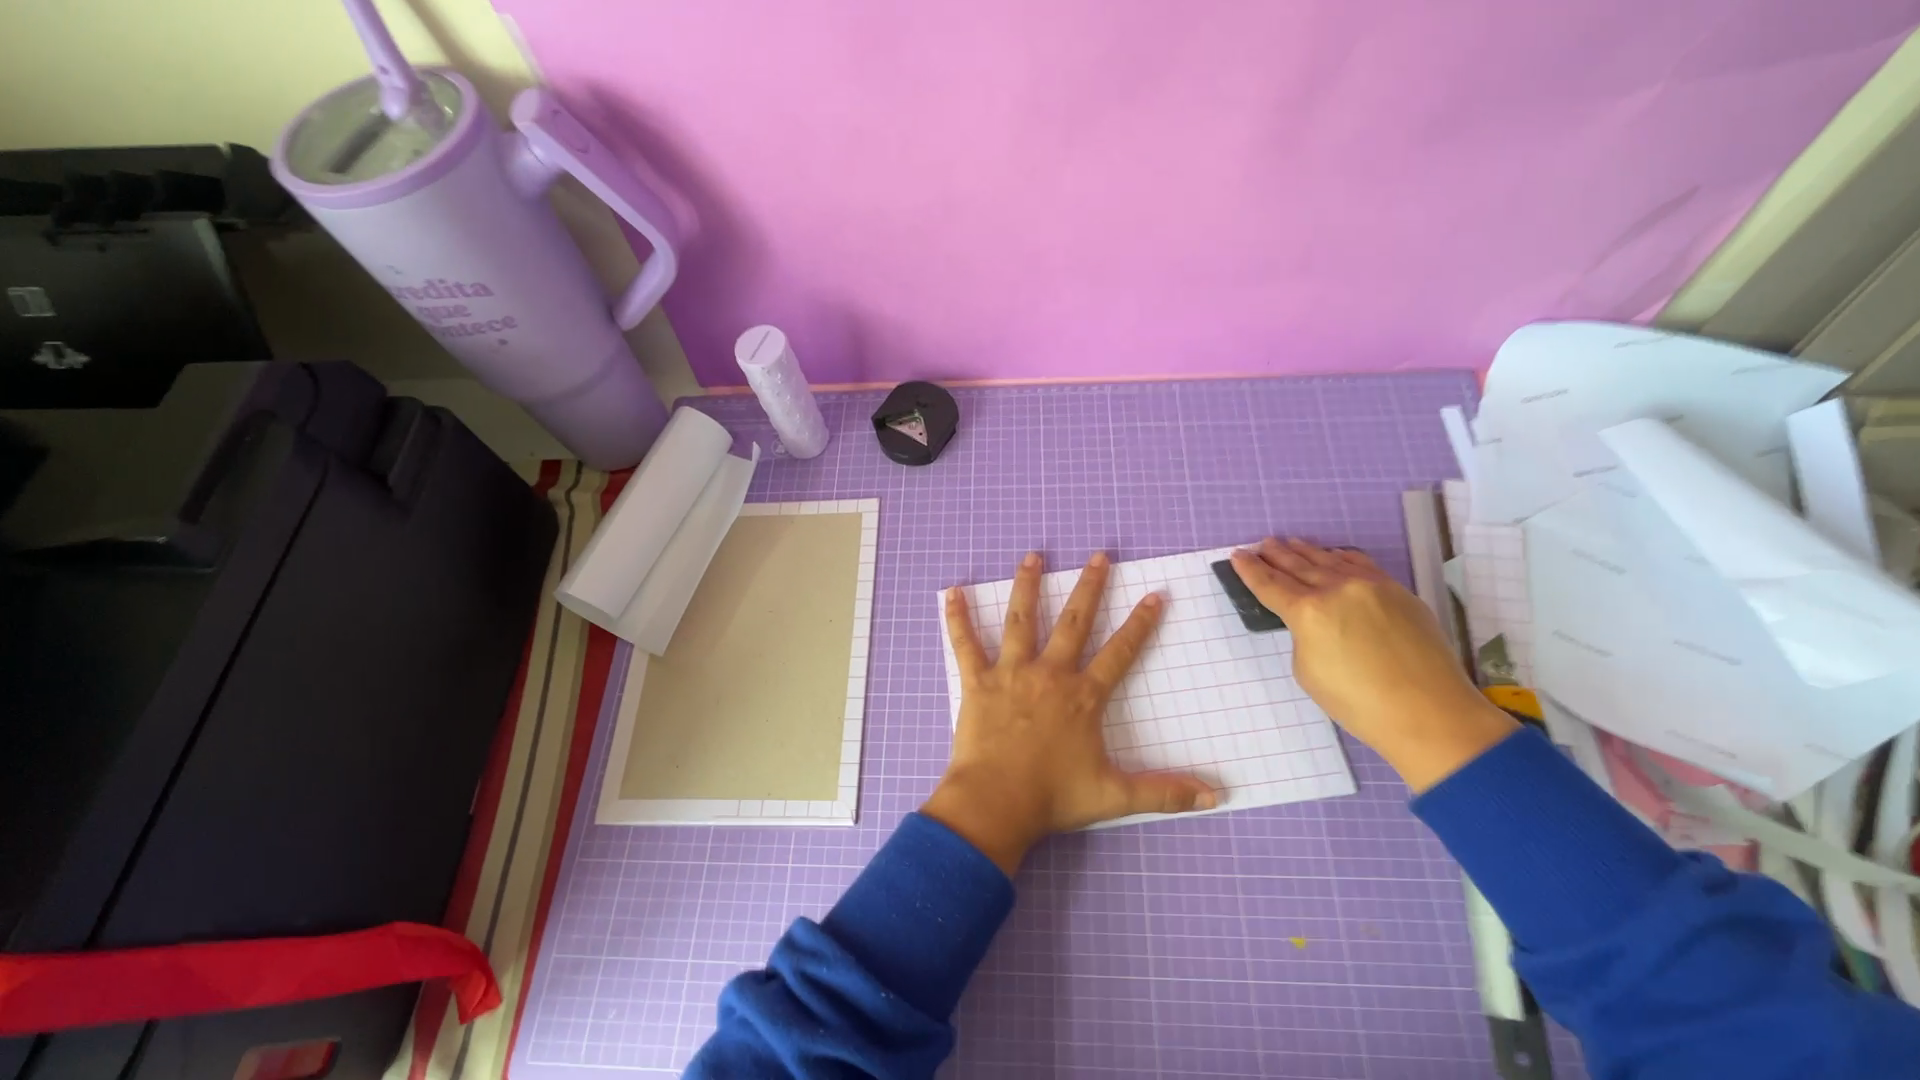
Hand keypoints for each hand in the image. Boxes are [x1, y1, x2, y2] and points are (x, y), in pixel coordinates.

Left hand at [923, 552, 1217, 874]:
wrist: (996, 803)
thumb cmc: (1053, 798)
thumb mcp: (1115, 796)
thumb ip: (1164, 793)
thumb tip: (1215, 796)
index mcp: (1083, 697)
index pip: (1120, 652)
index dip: (1140, 624)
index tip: (1154, 595)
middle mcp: (1050, 675)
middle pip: (1074, 622)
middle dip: (1089, 587)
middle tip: (1098, 557)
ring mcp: (1012, 674)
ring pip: (1021, 620)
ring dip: (1027, 585)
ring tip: (1032, 557)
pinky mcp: (978, 682)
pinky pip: (965, 644)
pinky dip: (957, 618)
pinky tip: (952, 592)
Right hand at [1230, 538, 1516, 792]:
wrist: (1428, 711)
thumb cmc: (1358, 703)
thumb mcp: (1309, 672)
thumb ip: (1303, 636)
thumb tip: (1315, 621)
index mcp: (1308, 612)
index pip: (1270, 584)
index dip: (1250, 570)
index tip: (1238, 555)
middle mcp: (1337, 589)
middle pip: (1297, 565)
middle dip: (1275, 554)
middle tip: (1261, 545)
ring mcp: (1371, 585)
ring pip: (1329, 560)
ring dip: (1305, 551)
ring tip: (1289, 543)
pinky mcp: (1398, 590)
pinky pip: (1360, 564)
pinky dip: (1340, 557)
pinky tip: (1332, 555)